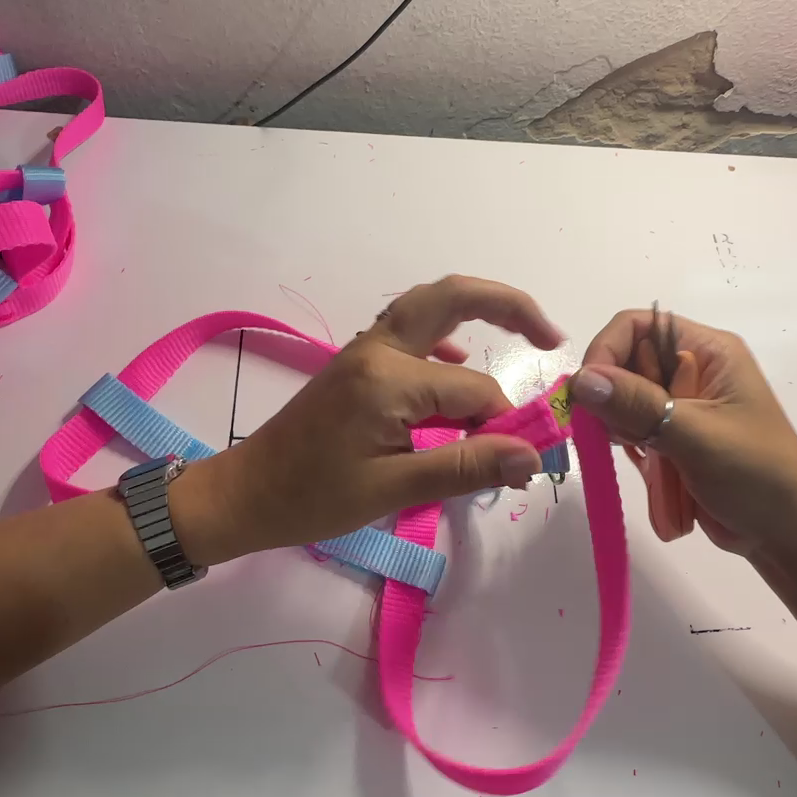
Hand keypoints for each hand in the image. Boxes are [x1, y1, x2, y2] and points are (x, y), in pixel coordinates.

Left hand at [176, 276, 563, 564]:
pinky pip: (408, 332)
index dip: (504, 426)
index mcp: (388, 379)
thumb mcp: (392, 489)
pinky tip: (459, 361)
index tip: (519, 464)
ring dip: (476, 313)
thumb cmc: (312, 498)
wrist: (244, 495)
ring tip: (523, 332)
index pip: (475, 391)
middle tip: (552, 334)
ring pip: (429, 307)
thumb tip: (532, 455)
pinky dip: (443, 336)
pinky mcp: (356, 364)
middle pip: (452, 297)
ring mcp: (363, 351)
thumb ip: (465, 467)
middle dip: (509, 307)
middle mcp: (377, 349)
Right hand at [572, 310, 796, 555]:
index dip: (606, 352)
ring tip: (640, 453)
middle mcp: (691, 369)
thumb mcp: (696, 436)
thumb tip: (580, 381)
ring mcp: (680, 404)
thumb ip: (638, 405)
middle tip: (618, 433)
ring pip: (621, 398)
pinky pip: (629, 428)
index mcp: (707, 351)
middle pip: (624, 362)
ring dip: (618, 425)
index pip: (637, 326)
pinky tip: (644, 465)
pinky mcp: (671, 436)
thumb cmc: (757, 475)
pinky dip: (626, 445)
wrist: (788, 533)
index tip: (587, 395)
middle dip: (611, 395)